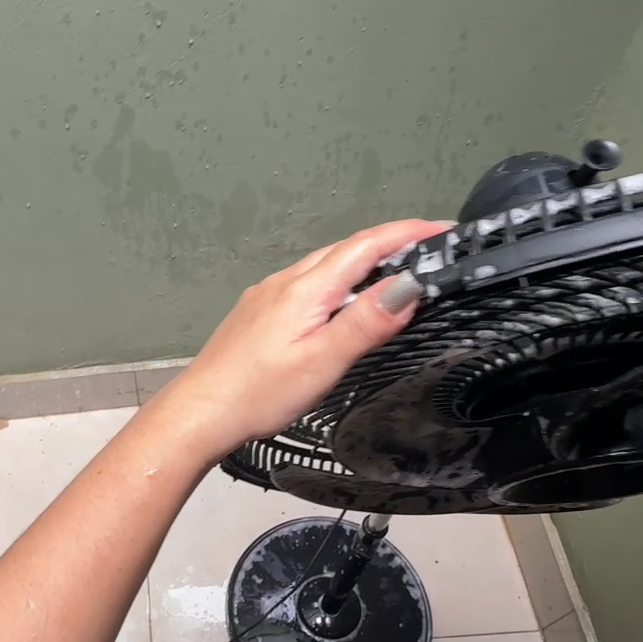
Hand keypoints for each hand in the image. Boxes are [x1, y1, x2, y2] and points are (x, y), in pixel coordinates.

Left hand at [151, 218, 451, 458]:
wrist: (200, 413)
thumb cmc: (257, 393)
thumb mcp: (322, 360)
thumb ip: (365, 322)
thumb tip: (408, 286)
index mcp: (305, 289)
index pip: (366, 245)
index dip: (407, 232)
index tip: (442, 228)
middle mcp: (284, 282)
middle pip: (345, 250)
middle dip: (389, 243)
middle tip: (427, 250)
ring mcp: (267, 295)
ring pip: (322, 265)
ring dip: (360, 262)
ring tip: (391, 272)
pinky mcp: (257, 313)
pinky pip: (304, 283)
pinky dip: (333, 281)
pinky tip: (336, 302)